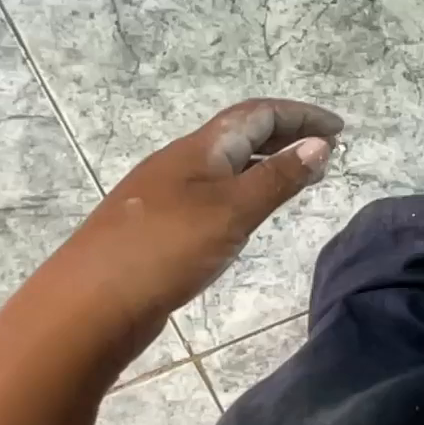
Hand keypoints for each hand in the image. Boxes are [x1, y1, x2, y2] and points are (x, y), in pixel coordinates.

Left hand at [41, 99, 343, 338]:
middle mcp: (182, 163)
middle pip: (242, 133)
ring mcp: (168, 193)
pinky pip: (218, 188)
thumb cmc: (164, 251)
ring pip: (230, 162)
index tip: (339, 129)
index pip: (258, 114)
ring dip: (271, 161)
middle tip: (328, 150)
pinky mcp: (162, 223)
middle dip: (289, 134)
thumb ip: (280, 177)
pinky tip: (258, 209)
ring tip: (304, 177)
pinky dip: (250, 186)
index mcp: (198, 150)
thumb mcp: (233, 211)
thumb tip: (321, 144)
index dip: (301, 115)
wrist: (84, 310)